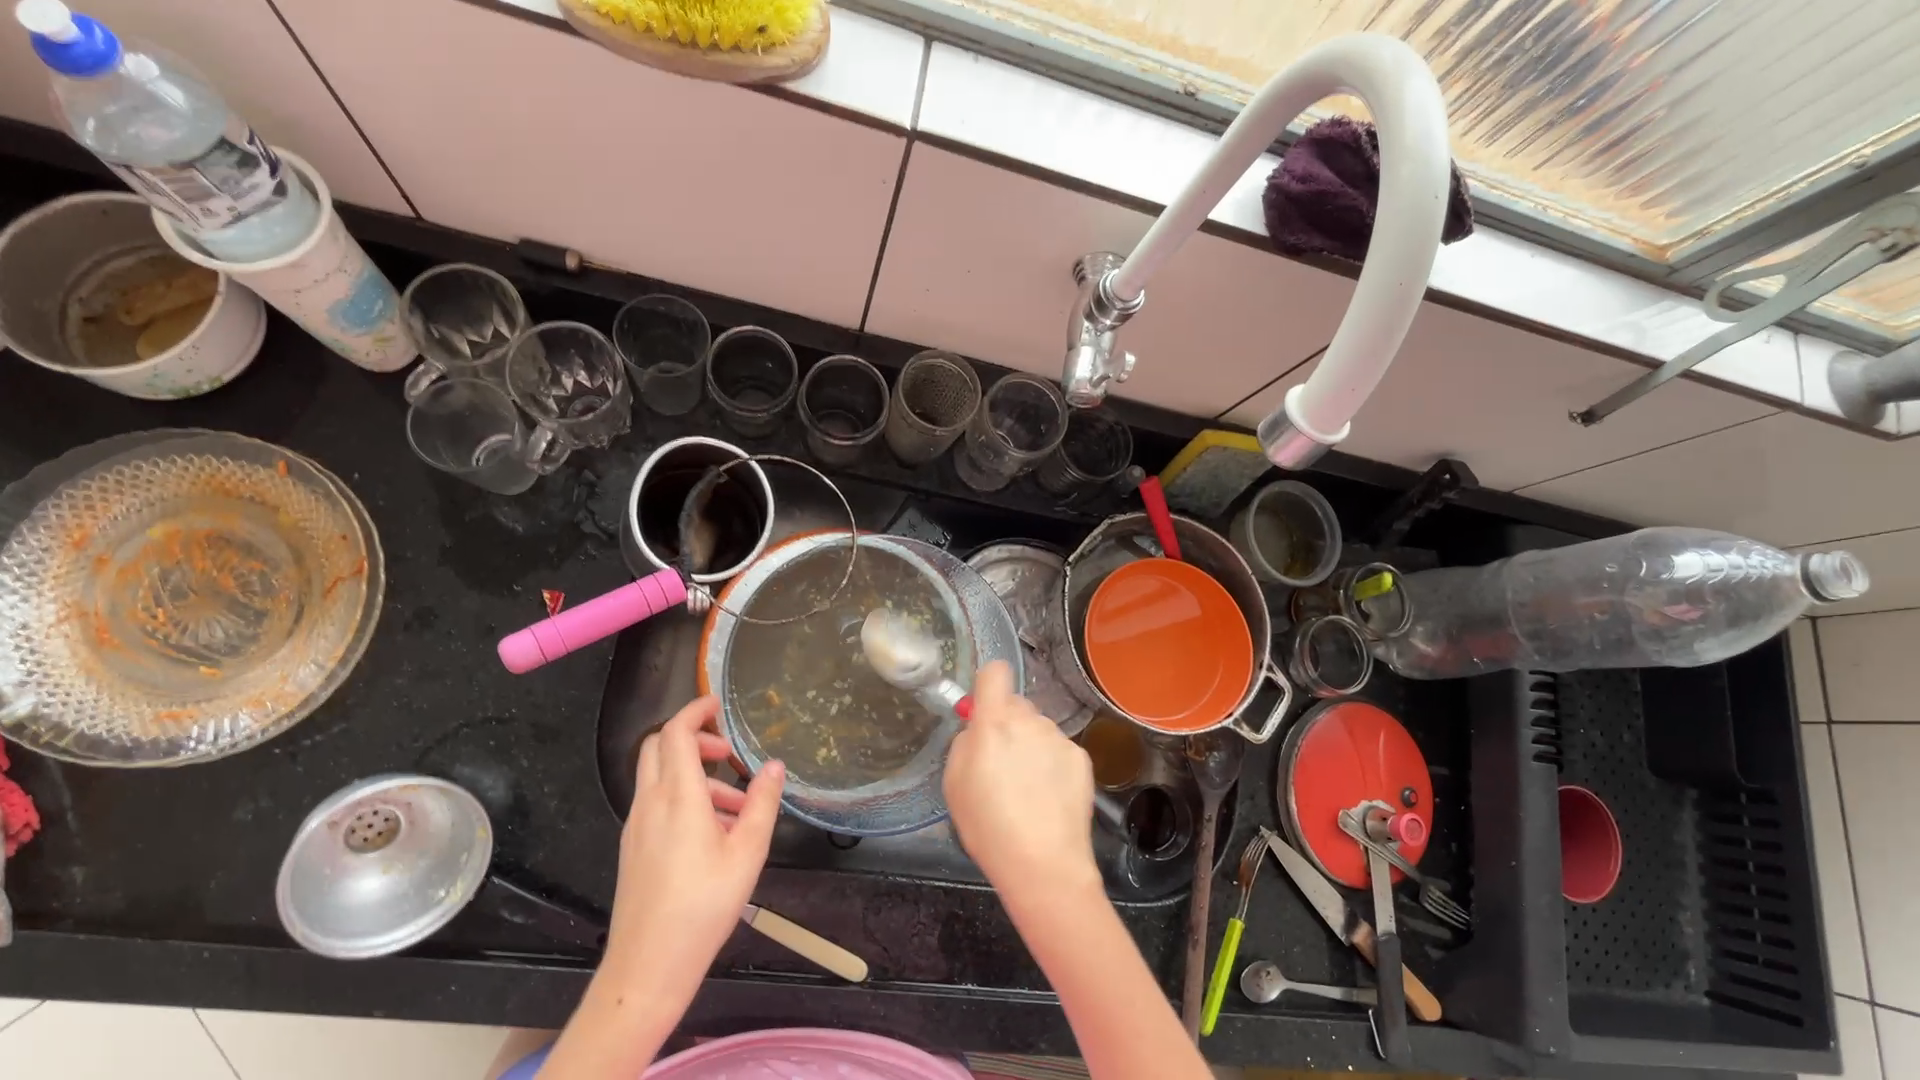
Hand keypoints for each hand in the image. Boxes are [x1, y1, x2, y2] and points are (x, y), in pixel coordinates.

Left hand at [604, 696, 784, 1000]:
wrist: (648, 965)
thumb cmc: (703, 906)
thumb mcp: (748, 853)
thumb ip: (763, 803)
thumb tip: (774, 766)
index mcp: (678, 797)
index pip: (674, 733)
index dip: (694, 711)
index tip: (717, 704)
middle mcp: (650, 803)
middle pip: (657, 747)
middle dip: (691, 738)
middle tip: (727, 752)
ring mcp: (636, 826)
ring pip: (657, 777)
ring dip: (693, 774)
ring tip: (735, 805)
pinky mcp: (633, 847)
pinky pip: (655, 804)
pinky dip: (682, 798)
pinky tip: (712, 834)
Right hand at [944, 661, 1099, 904]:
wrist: (1044, 864)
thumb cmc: (989, 826)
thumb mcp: (954, 785)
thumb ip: (965, 744)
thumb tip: (977, 729)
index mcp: (994, 723)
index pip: (995, 673)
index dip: (988, 685)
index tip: (984, 708)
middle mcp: (1030, 721)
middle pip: (1017, 706)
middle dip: (1008, 725)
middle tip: (1001, 764)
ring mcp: (1060, 738)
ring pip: (1039, 729)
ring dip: (1031, 746)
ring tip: (1027, 790)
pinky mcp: (1082, 758)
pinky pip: (1059, 750)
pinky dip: (1052, 765)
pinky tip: (1048, 798)